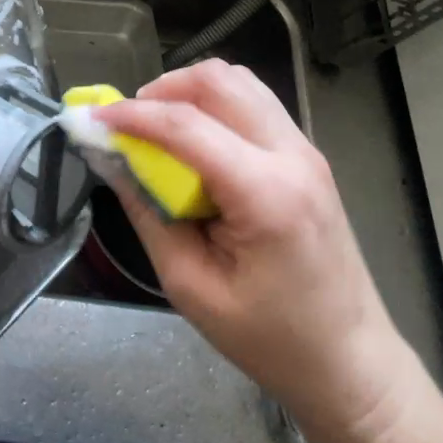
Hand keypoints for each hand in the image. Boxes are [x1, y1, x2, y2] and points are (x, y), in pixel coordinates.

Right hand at [96, 60, 421, 441]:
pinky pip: (255, 104)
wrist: (350, 362)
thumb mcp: (190, 285)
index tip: (92, 120)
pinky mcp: (308, 157)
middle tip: (128, 122)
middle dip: (163, 89)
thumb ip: (147, 213)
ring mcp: (307, 152)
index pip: (187, 125)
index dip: (131, 115)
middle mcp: (293, 157)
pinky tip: (195, 143)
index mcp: (266, 194)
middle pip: (220, 80)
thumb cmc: (270, 338)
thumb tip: (110, 160)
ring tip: (158, 128)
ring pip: (240, 82)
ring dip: (190, 91)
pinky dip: (215, 105)